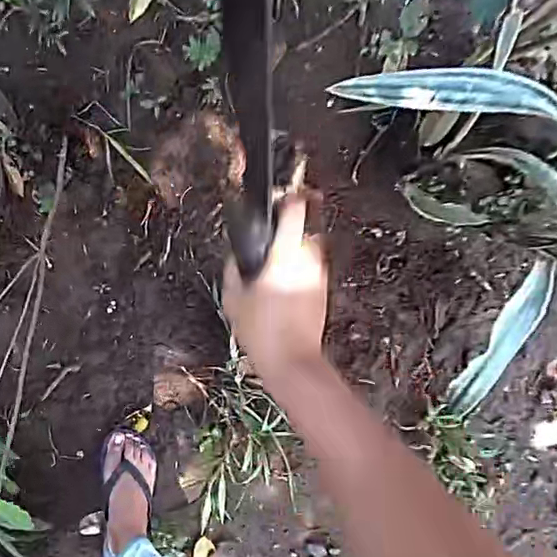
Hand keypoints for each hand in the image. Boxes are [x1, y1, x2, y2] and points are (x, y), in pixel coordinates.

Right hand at [221, 189, 327, 381]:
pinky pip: (308, 271)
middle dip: (282, 237)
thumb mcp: (233, 299)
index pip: (294, 209)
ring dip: (289, 256)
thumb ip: (234, 270)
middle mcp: (308, 260)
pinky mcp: (323, 290)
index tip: (276, 197)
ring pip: (305, 252)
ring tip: (267, 277)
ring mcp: (319, 275)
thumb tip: (236, 255)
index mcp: (285, 255)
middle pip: (299, 231)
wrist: (290, 359)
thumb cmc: (262, 331)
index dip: (285, 198)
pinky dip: (295, 274)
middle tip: (262, 251)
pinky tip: (277, 294)